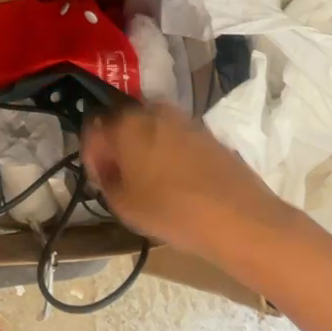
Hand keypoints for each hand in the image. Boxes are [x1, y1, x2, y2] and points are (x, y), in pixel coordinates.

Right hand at [81, 103, 298, 264]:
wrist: (239, 219)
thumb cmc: (171, 211)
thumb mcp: (123, 205)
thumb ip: (106, 180)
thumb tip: (107, 169)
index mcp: (126, 124)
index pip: (94, 131)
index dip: (92, 156)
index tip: (99, 179)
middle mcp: (153, 112)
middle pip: (124, 125)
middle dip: (118, 147)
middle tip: (121, 178)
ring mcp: (184, 120)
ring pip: (152, 130)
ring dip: (144, 148)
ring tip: (149, 181)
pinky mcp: (208, 133)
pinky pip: (176, 138)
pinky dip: (169, 152)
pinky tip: (176, 181)